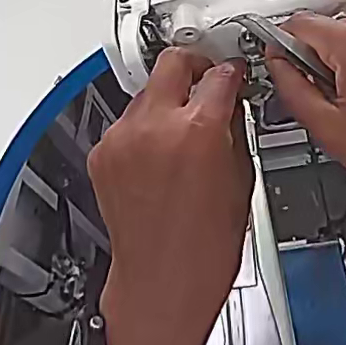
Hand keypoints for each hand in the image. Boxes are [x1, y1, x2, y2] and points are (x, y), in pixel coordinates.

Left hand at [89, 49, 249, 344]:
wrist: (163, 282)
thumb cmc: (204, 246)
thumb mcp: (240, 176)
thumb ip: (233, 126)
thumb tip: (230, 101)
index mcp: (198, 130)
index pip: (219, 73)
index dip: (232, 71)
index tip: (234, 73)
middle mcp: (155, 126)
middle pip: (173, 62)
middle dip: (195, 64)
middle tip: (206, 75)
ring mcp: (124, 139)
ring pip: (148, 90)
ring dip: (168, 98)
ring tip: (183, 126)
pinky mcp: (104, 154)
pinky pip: (129, 121)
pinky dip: (146, 126)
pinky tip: (161, 152)